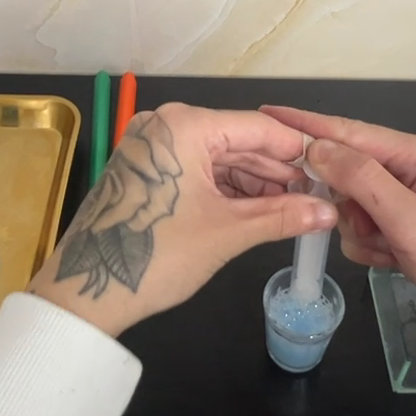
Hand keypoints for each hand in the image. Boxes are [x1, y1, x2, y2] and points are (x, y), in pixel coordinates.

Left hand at [29, 103, 337, 336]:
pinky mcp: (145, 169)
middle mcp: (166, 125)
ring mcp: (152, 147)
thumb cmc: (157, 255)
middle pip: (238, 141)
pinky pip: (196, 170)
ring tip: (291, 207)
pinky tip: (255, 209)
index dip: (296, 150)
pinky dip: (225, 189)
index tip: (329, 169)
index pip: (258, 127)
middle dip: (277, 171)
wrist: (87, 290)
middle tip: (315, 196)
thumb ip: (282, 216)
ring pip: (217, 158)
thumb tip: (327, 212)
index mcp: (185, 126)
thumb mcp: (227, 233)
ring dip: (253, 183)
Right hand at [261, 106, 415, 345]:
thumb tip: (316, 146)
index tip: (268, 113)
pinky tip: (392, 262)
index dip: (309, 125)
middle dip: (343, 198)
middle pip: (350, 170)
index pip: (352, 133)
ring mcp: (413, 203)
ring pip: (355, 203)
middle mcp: (415, 172)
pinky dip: (371, 245)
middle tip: (357, 225)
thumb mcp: (414, 224)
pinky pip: (368, 228)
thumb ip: (362, 181)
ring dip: (360, 228)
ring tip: (387, 250)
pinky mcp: (411, 232)